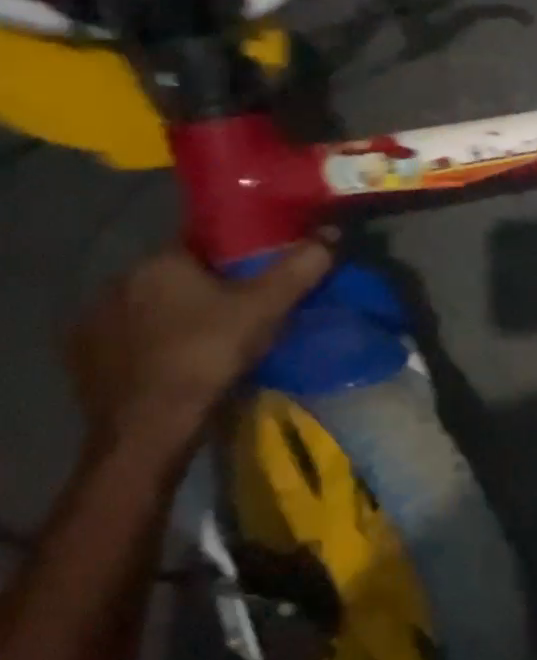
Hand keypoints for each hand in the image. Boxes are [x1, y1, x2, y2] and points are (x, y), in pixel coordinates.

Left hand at [68, 242, 332, 444]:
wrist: (149, 427)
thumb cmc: (208, 354)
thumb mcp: (268, 307)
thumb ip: (300, 267)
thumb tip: (331, 232)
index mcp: (157, 263)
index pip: (204, 242)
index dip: (239, 254)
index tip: (265, 272)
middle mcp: (117, 283)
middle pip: (178, 276)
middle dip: (209, 286)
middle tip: (248, 306)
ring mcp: (93, 324)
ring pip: (153, 307)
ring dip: (180, 315)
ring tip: (217, 335)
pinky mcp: (83, 361)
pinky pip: (131, 338)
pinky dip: (156, 343)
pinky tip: (181, 360)